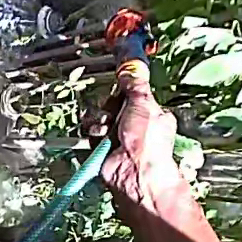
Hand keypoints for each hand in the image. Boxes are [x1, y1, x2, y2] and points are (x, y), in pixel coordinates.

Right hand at [96, 65, 189, 224]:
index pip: (132, 95)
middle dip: (109, 107)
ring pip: (99, 118)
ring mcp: (117, 139)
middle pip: (112, 105)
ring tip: (106, 128)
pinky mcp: (102, 149)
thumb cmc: (149, 143)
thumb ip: (135, 84)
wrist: (136, 173)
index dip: (124, 92)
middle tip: (114, 114)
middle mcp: (134, 127)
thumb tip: (129, 68)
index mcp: (151, 115)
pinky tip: (99, 137)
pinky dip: (92, 133)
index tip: (118, 86)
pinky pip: (90, 133)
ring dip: (99, 120)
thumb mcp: (144, 103)